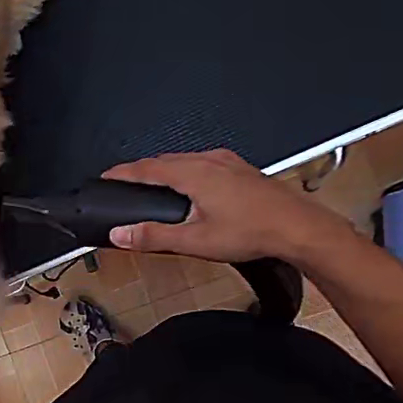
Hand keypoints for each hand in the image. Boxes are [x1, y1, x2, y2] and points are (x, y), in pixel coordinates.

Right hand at [102, 150, 352, 263]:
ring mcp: (228, 163)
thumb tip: (123, 234)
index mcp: (194, 173)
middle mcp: (210, 161)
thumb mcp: (195, 241)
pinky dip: (187, 173)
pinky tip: (192, 188)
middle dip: (141, 172)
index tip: (106, 177)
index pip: (146, 168)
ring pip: (186, 161)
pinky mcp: (240, 170)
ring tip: (154, 186)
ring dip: (166, 171)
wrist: (295, 228)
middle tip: (125, 183)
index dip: (122, 174)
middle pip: (164, 161)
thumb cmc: (254, 231)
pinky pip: (204, 164)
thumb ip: (154, 236)